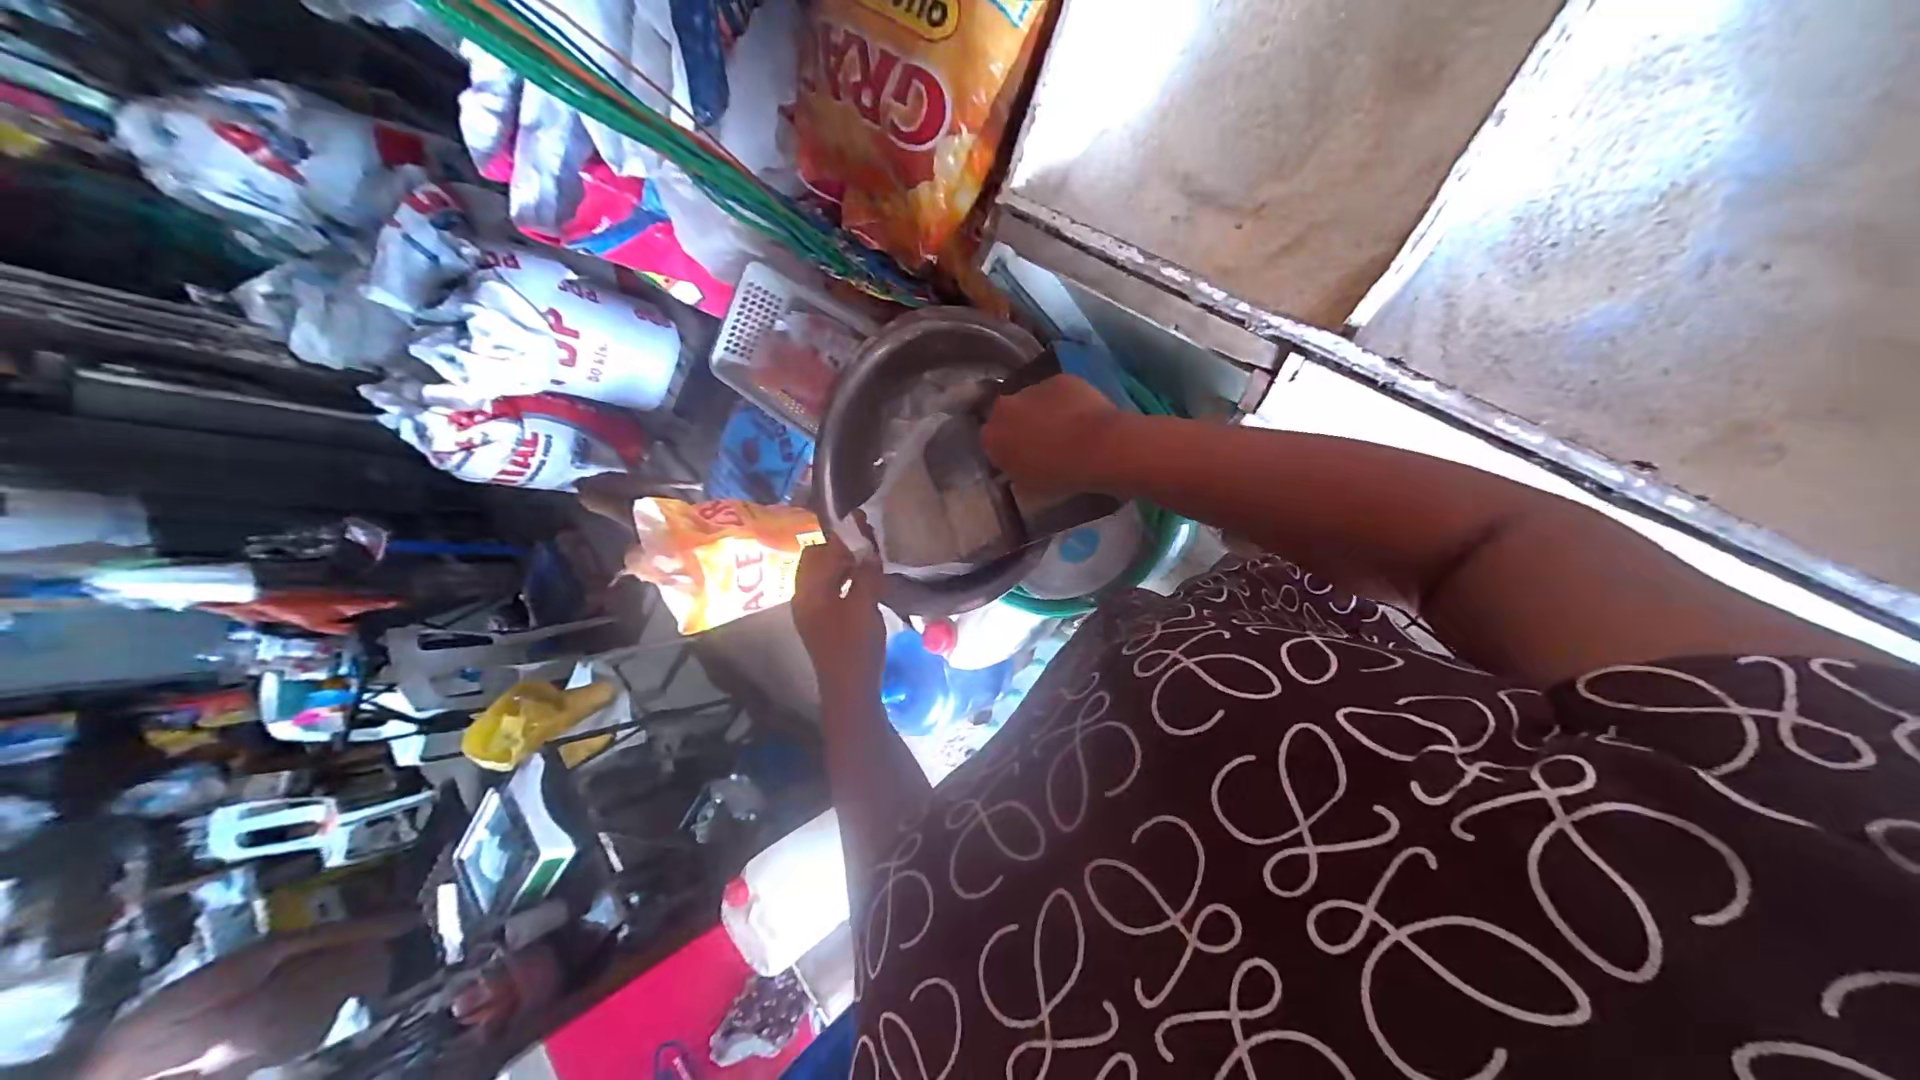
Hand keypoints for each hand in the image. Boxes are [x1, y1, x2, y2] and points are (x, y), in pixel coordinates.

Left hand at [792, 532, 884, 698]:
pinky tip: (862, 581)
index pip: (819, 551)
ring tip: (866, 559)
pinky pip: (828, 590)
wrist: (849, 689)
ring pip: (822, 576)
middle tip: (864, 541)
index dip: (841, 535)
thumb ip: (864, 574)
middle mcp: (803, 598)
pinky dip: (842, 580)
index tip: (861, 522)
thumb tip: (868, 552)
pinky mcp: (821, 623)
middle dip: (837, 548)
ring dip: (841, 564)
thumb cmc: (855, 646)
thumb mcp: (864, 605)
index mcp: (808, 591)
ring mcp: (810, 612)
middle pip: (815, 561)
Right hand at [981, 373, 1122, 495]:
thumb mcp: (1029, 487)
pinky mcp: (1060, 379)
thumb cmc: (1060, 475)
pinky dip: (1067, 402)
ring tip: (1068, 430)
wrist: (1099, 448)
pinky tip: (1084, 417)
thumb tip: (1017, 467)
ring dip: (1044, 412)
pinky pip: (1059, 392)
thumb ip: (1015, 473)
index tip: (1022, 459)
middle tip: (1044, 443)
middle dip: (1022, 425)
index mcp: (992, 436)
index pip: (992, 442)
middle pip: (1009, 415)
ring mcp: (1033, 388)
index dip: (1007, 450)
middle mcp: (1005, 407)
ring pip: (1034, 400)